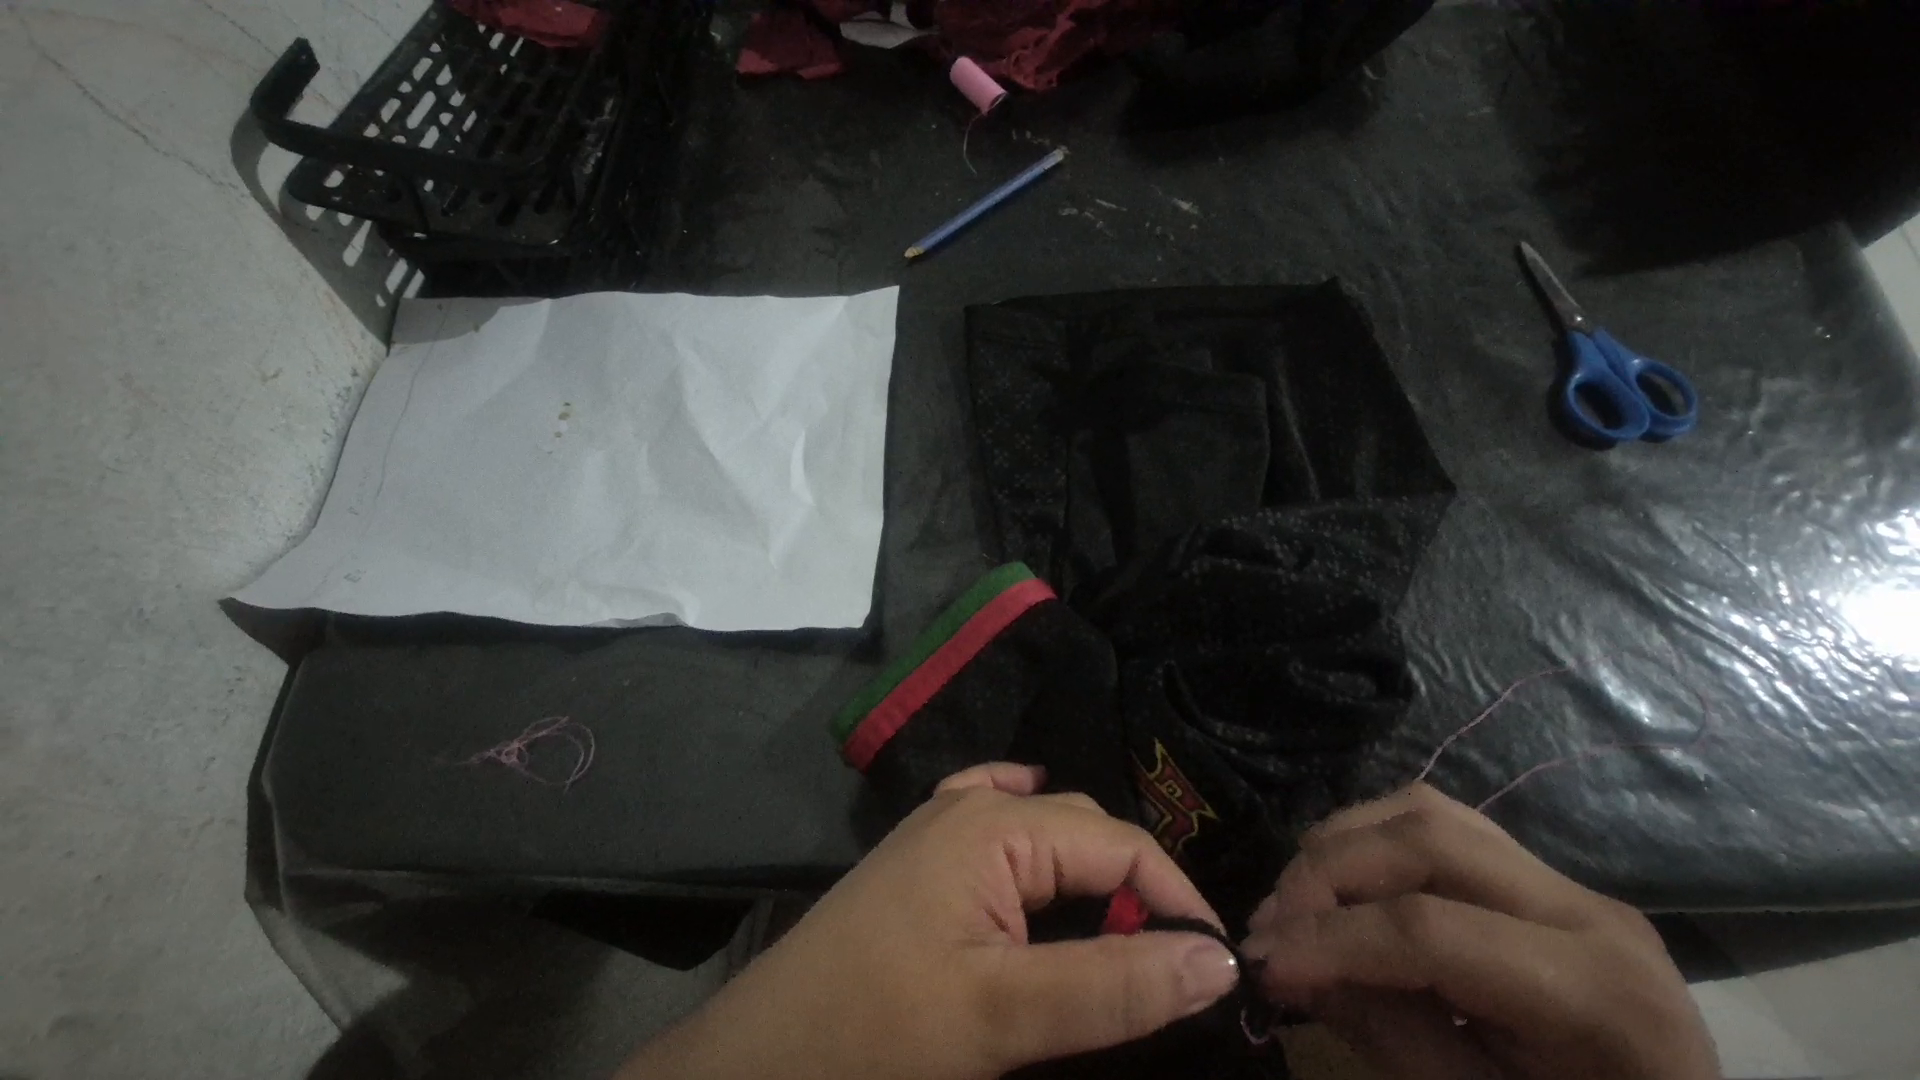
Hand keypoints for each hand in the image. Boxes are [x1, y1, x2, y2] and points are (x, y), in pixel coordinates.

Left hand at [620, 763, 1240, 1079]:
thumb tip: (1217, 961)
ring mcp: (939, 826)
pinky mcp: (920, 856)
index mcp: (997, 825)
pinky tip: (1044, 857)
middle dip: (1135, 890)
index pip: (1119, 844)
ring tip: (1119, 936)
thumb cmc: (878, 1029)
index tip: (1212, 970)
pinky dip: (1035, 839)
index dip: (1175, 900)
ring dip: (1089, 876)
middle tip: (1162, 968)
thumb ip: (1113, 984)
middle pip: (1083, 833)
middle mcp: (970, 806)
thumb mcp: (1003, 1014)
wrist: (761, 1054)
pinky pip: (994, 821)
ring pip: (1044, 832)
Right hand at [1243, 784, 1717, 1079]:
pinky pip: (1438, 825)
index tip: (1258, 962)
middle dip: (1325, 872)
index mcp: (1597, 993)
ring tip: (1297, 902)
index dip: (1328, 939)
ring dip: (1342, 844)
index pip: (1429, 930)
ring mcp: (1564, 882)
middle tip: (1268, 925)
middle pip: (1425, 839)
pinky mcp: (1538, 875)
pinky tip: (1345, 883)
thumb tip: (1287, 964)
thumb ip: (1385, 1033)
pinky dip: (1371, 840)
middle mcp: (1586, 909)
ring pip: (1425, 812)